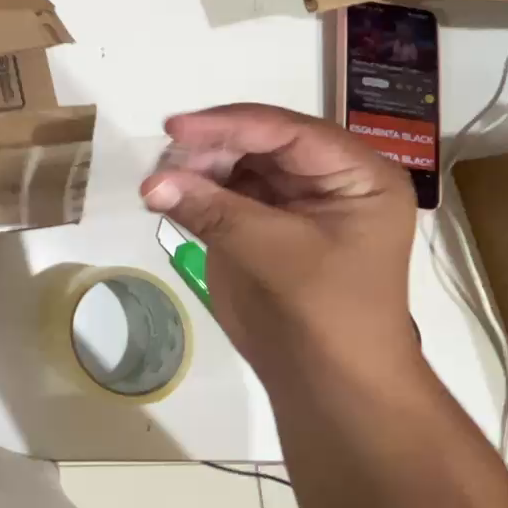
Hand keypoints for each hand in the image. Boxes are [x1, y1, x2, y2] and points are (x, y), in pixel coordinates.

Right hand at [140, 104, 417, 383]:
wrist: (329, 382)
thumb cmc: (327, 313)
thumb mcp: (276, 253)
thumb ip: (214, 210)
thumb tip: (151, 183)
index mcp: (356, 175)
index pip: (287, 132)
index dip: (230, 125)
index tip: (175, 128)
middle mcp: (323, 178)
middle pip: (255, 143)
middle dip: (206, 149)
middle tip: (160, 164)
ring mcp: (288, 200)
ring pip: (231, 163)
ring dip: (191, 169)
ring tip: (154, 184)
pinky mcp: (255, 222)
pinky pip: (217, 191)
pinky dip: (187, 190)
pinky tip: (160, 196)